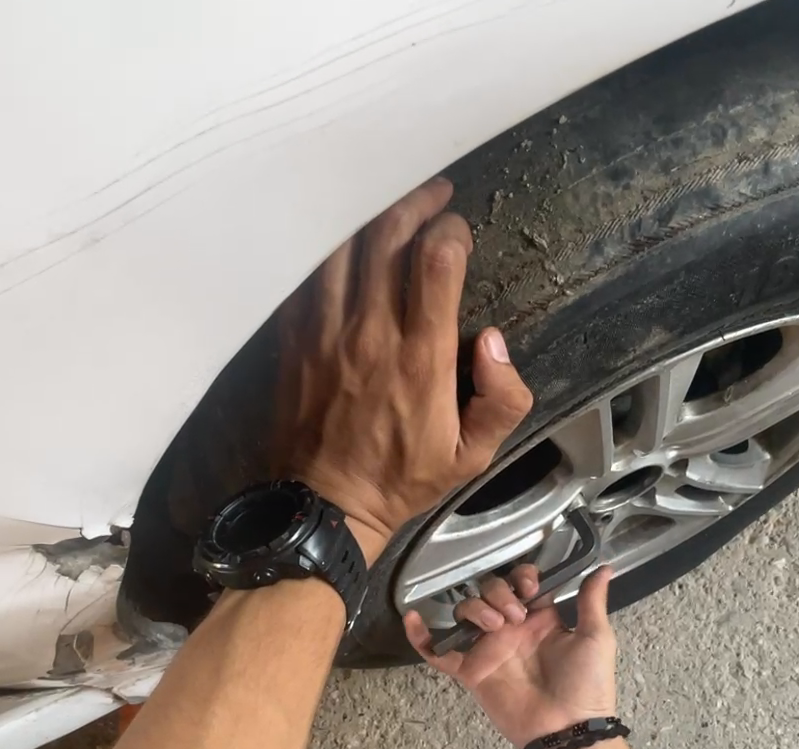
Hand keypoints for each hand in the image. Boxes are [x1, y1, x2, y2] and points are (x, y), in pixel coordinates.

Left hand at [275, 179, 533, 561]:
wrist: (326, 504)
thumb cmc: (401, 480)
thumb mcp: (473, 457)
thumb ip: (502, 399)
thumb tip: (496, 341)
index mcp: (421, 359)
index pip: (437, 263)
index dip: (452, 232)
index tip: (459, 235)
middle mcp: (371, 334)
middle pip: (388, 237)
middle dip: (415, 203)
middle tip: (432, 194)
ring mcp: (326, 333)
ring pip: (343, 246)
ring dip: (370, 214)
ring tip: (389, 202)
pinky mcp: (296, 340)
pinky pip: (306, 274)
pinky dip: (326, 247)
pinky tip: (342, 238)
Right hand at [403, 564, 616, 748]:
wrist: (568, 730)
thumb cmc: (587, 685)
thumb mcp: (596, 637)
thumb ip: (592, 601)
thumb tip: (604, 566)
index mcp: (541, 618)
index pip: (521, 583)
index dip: (521, 577)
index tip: (529, 587)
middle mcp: (512, 629)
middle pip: (489, 591)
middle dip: (498, 593)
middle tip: (514, 616)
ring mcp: (488, 649)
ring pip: (465, 612)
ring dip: (475, 608)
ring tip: (494, 626)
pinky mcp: (471, 671)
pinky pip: (437, 652)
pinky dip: (421, 636)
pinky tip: (413, 617)